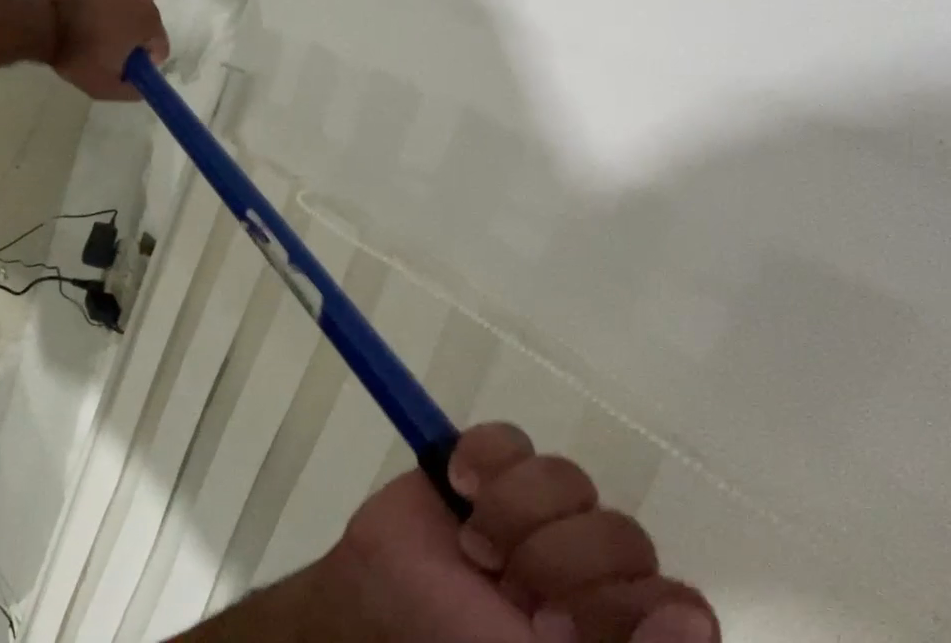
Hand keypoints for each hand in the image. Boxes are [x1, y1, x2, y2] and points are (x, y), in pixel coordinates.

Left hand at [44, 0, 169, 100]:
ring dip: (121, 17)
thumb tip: (141, 87)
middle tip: (107, 49)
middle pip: (146, 24)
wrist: (43, 19)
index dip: (143, 62)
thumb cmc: (77, 54)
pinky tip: (88, 13)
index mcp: (150, 22)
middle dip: (132, 37)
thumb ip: (130, 91)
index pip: (159, 48)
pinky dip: (106, 3)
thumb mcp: (104, 86)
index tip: (123, 67)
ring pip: (131, 6)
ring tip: (95, 30)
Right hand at [179, 423, 718, 642]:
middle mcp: (590, 569)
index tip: (558, 628)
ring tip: (476, 548)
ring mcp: (536, 515)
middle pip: (620, 536)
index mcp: (619, 623)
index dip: (623, 606)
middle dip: (556, 565)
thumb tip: (686, 615)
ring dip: (512, 516)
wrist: (377, 606)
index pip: (675, 600)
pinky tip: (461, 486)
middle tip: (512, 590)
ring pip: (567, 481)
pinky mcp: (484, 470)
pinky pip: (509, 439)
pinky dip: (484, 458)